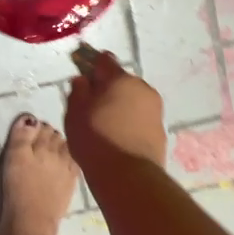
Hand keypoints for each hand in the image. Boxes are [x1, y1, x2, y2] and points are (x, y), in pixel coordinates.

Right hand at [64, 45, 165, 167]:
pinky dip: (128, 119)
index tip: (82, 67)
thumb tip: (82, 80)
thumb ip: (78, 92)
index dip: (91, 61)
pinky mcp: (159, 128)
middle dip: (107, 86)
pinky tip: (116, 133)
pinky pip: (139, 116)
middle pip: (120, 80)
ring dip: (119, 103)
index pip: (105, 61)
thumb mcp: (74, 113)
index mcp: (119, 80)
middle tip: (90, 101)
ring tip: (103, 120)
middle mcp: (142, 88)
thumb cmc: (95, 138)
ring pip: (132, 98)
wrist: (128, 173)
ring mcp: (155, 108)